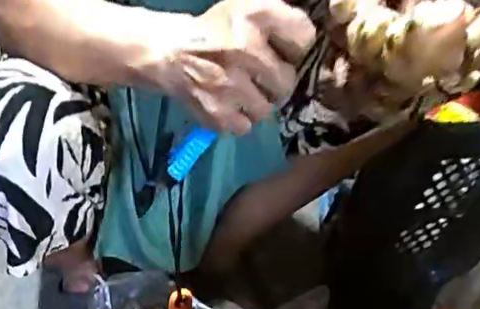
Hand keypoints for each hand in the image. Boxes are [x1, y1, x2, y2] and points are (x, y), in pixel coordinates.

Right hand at [145, 0, 316, 134]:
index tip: (284, 52)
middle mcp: (247, 49)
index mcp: (260, 14)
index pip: (304, 39)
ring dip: (258, 104)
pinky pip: (244, 127)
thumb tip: (307, 41)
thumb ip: (280, 20)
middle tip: (263, 80)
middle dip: (277, 83)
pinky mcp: (218, 114)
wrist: (173, 54)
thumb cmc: (217, 30)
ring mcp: (231, 85)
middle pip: (287, 82)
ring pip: (266, 109)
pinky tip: (230, 106)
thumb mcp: (249, 6)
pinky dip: (239, 120)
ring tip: (244, 94)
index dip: (296, 49)